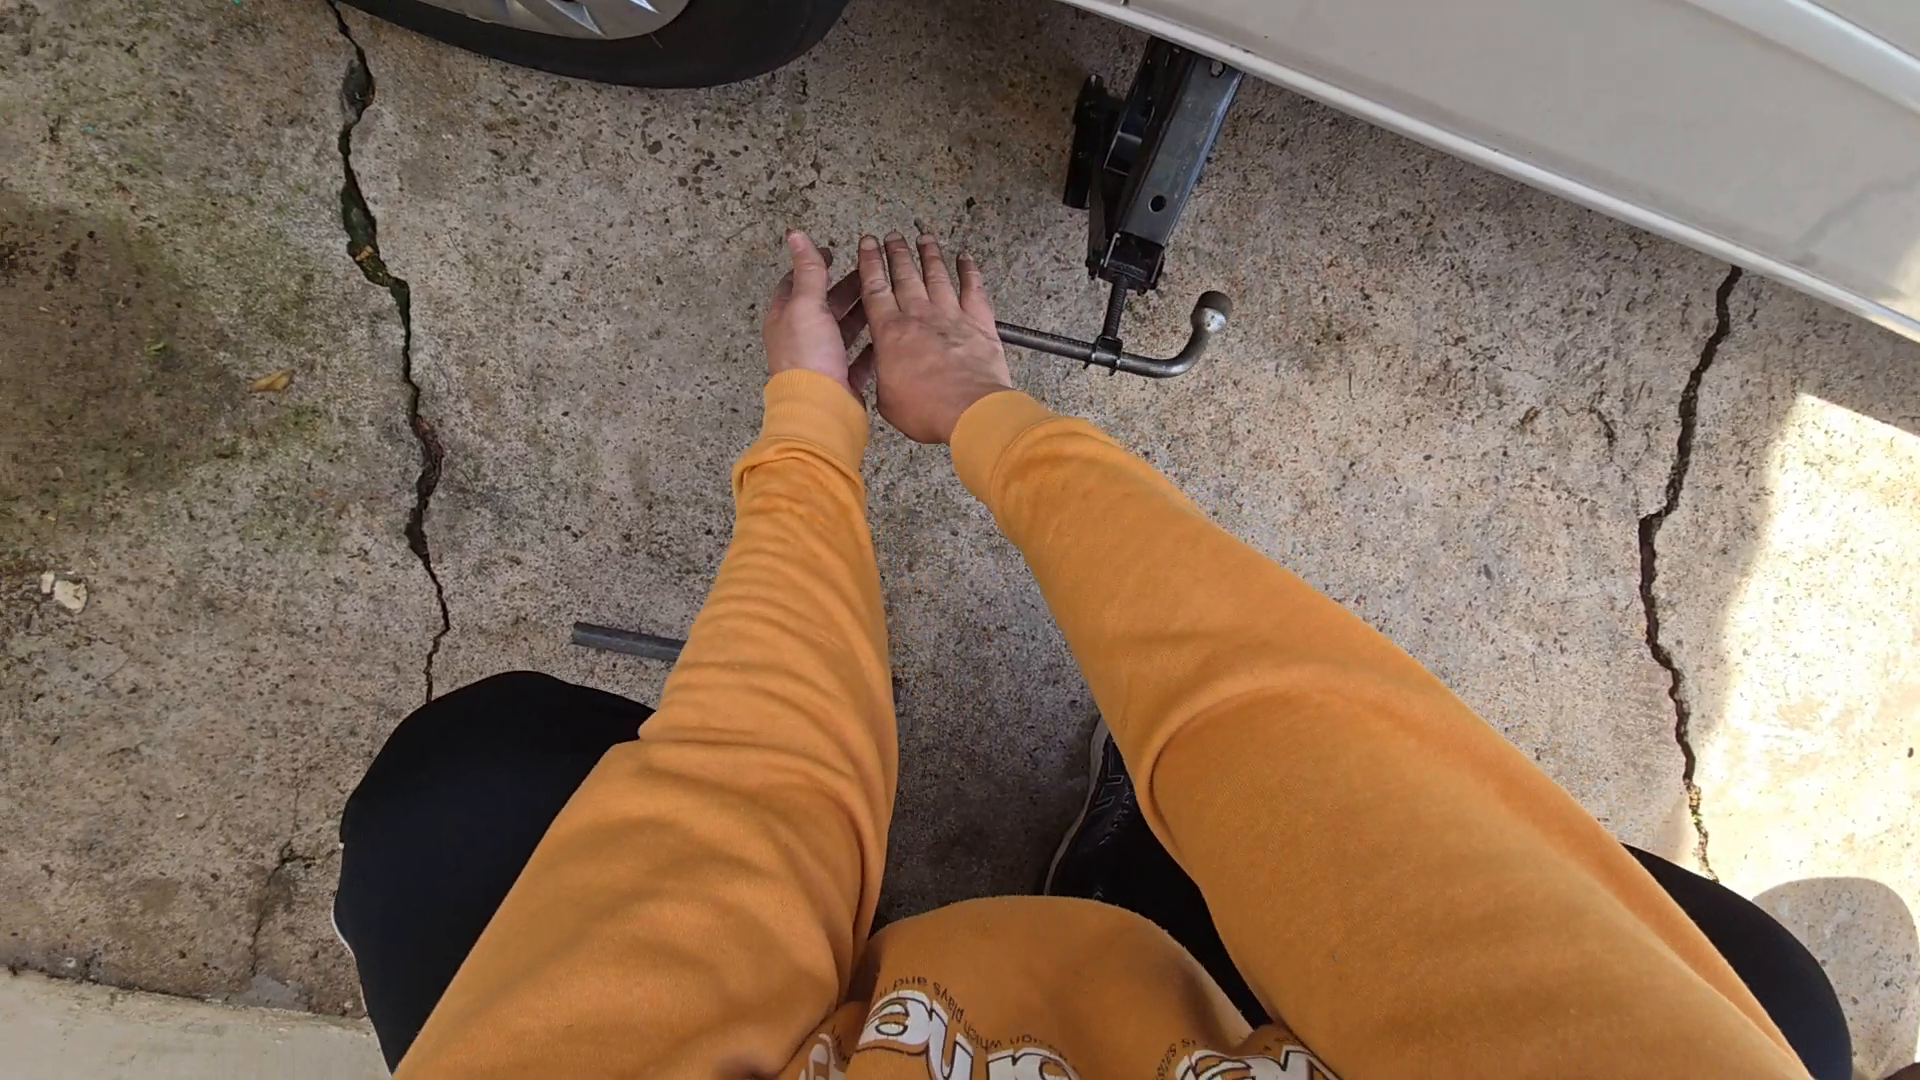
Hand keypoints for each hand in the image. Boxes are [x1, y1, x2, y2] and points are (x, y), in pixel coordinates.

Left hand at [763, 231, 871, 397]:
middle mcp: (801, 340)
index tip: (833, 253)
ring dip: (859, 314)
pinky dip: (870, 347)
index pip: (796, 285)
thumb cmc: (808, 357)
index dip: (813, 266)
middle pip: (823, 307)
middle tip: (866, 273)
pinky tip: (884, 336)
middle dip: (843, 289)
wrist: (821, 408)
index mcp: (786, 319)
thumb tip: (795, 235)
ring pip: (842, 331)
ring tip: (880, 298)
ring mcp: (823, 362)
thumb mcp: (806, 306)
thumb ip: (807, 271)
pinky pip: (858, 360)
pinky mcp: (842, 381)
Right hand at [857, 232, 1012, 443]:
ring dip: (929, 254)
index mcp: (891, 333)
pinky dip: (969, 270)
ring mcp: (951, 316)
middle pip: (905, 275)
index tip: (867, 244)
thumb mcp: (888, 400)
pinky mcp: (979, 323)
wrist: (969, 411)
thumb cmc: (927, 411)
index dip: (870, 263)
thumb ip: (884, 378)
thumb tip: (885, 375)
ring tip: (924, 237)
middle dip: (896, 252)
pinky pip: (973, 288)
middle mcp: (919, 316)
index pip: (875, 288)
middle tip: (892, 236)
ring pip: (937, 275)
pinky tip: (965, 257)